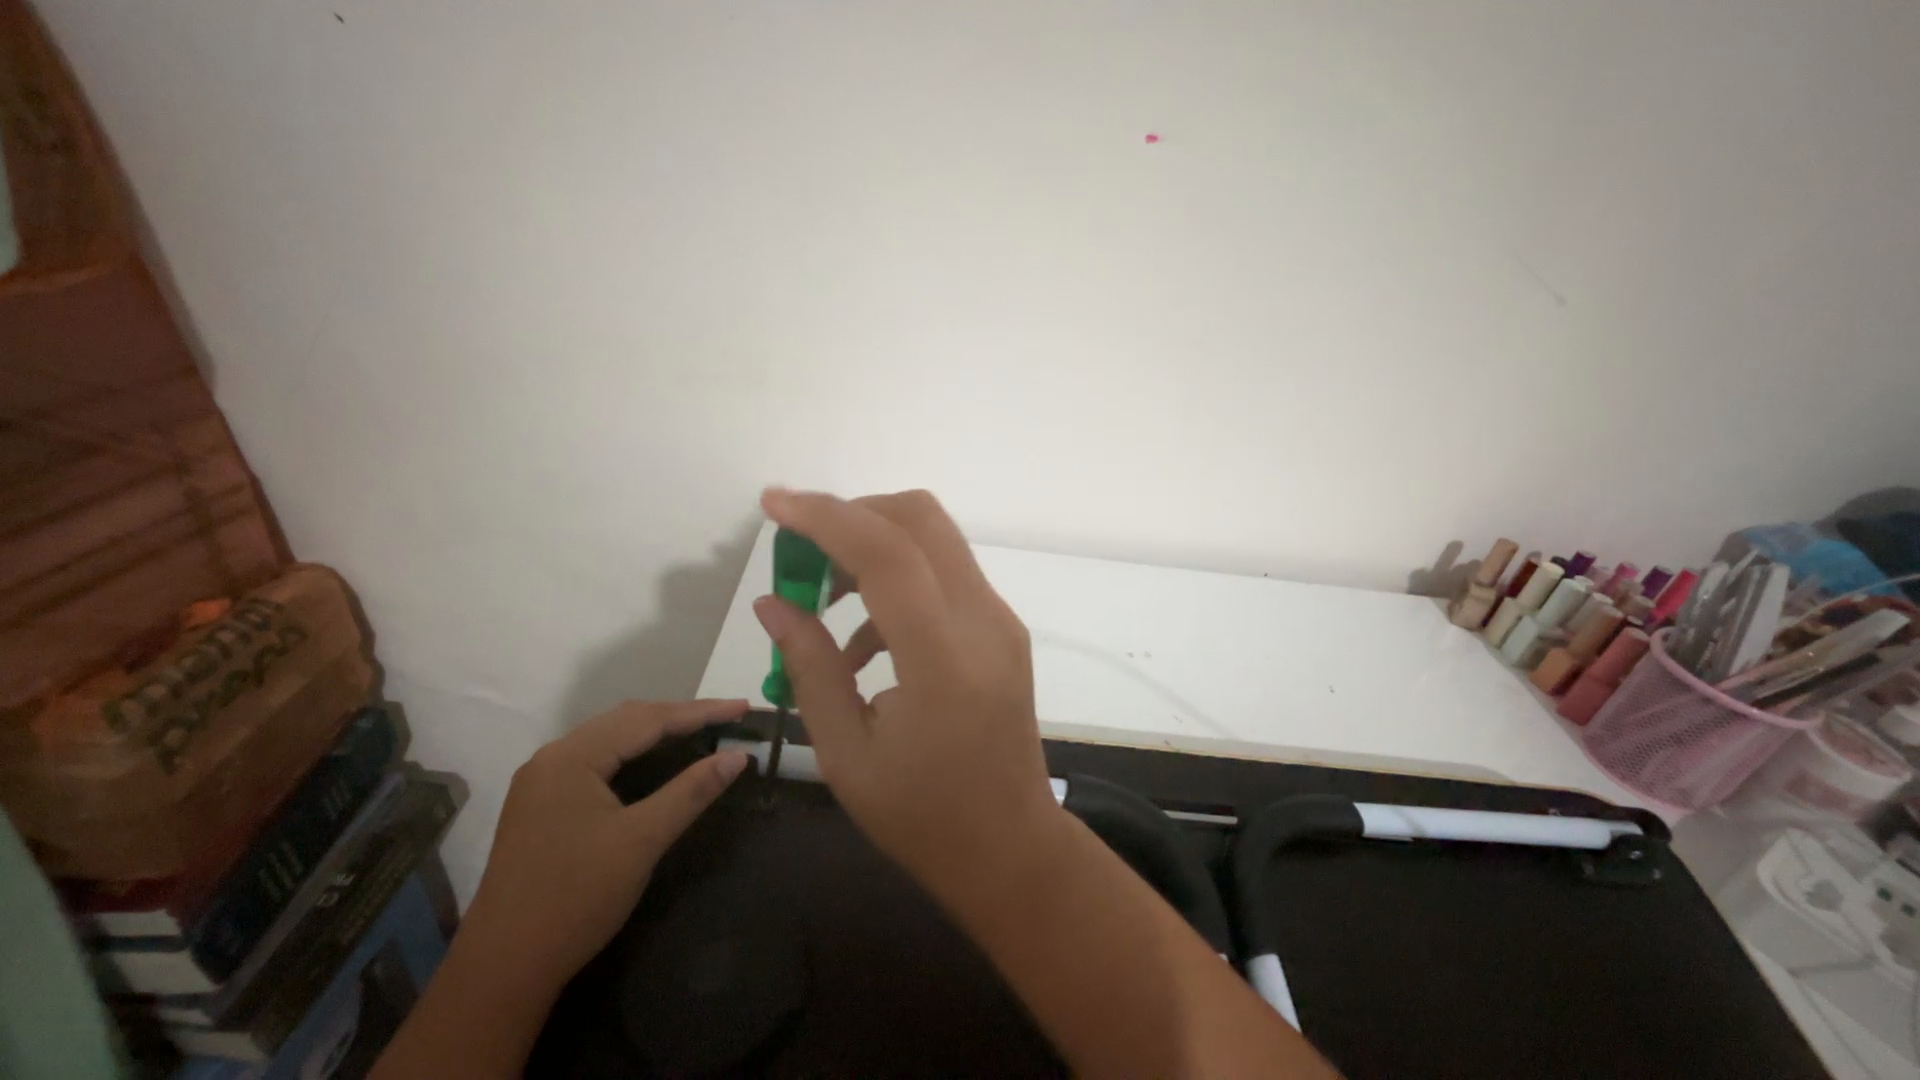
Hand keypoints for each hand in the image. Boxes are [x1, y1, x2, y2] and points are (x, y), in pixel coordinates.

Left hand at [461, 699, 750, 992]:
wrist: (505, 965)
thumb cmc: (577, 896)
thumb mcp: (643, 840)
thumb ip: (691, 791)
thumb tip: (738, 756)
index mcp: (572, 757)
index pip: (647, 719)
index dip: (701, 712)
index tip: (744, 708)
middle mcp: (552, 758)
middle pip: (625, 721)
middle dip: (679, 716)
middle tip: (729, 718)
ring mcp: (542, 783)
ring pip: (609, 740)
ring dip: (656, 733)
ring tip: (702, 732)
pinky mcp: (541, 806)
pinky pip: (596, 762)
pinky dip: (633, 754)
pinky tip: (654, 762)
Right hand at [752, 488, 1061, 894]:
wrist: (1011, 847)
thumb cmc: (922, 817)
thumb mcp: (846, 754)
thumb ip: (810, 668)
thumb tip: (772, 603)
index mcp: (944, 660)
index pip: (886, 553)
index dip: (825, 517)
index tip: (772, 504)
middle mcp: (984, 623)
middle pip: (920, 519)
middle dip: (852, 516)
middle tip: (800, 553)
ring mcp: (1001, 622)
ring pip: (935, 540)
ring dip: (873, 547)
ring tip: (822, 603)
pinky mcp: (1003, 629)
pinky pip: (946, 576)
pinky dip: (898, 581)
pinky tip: (862, 643)